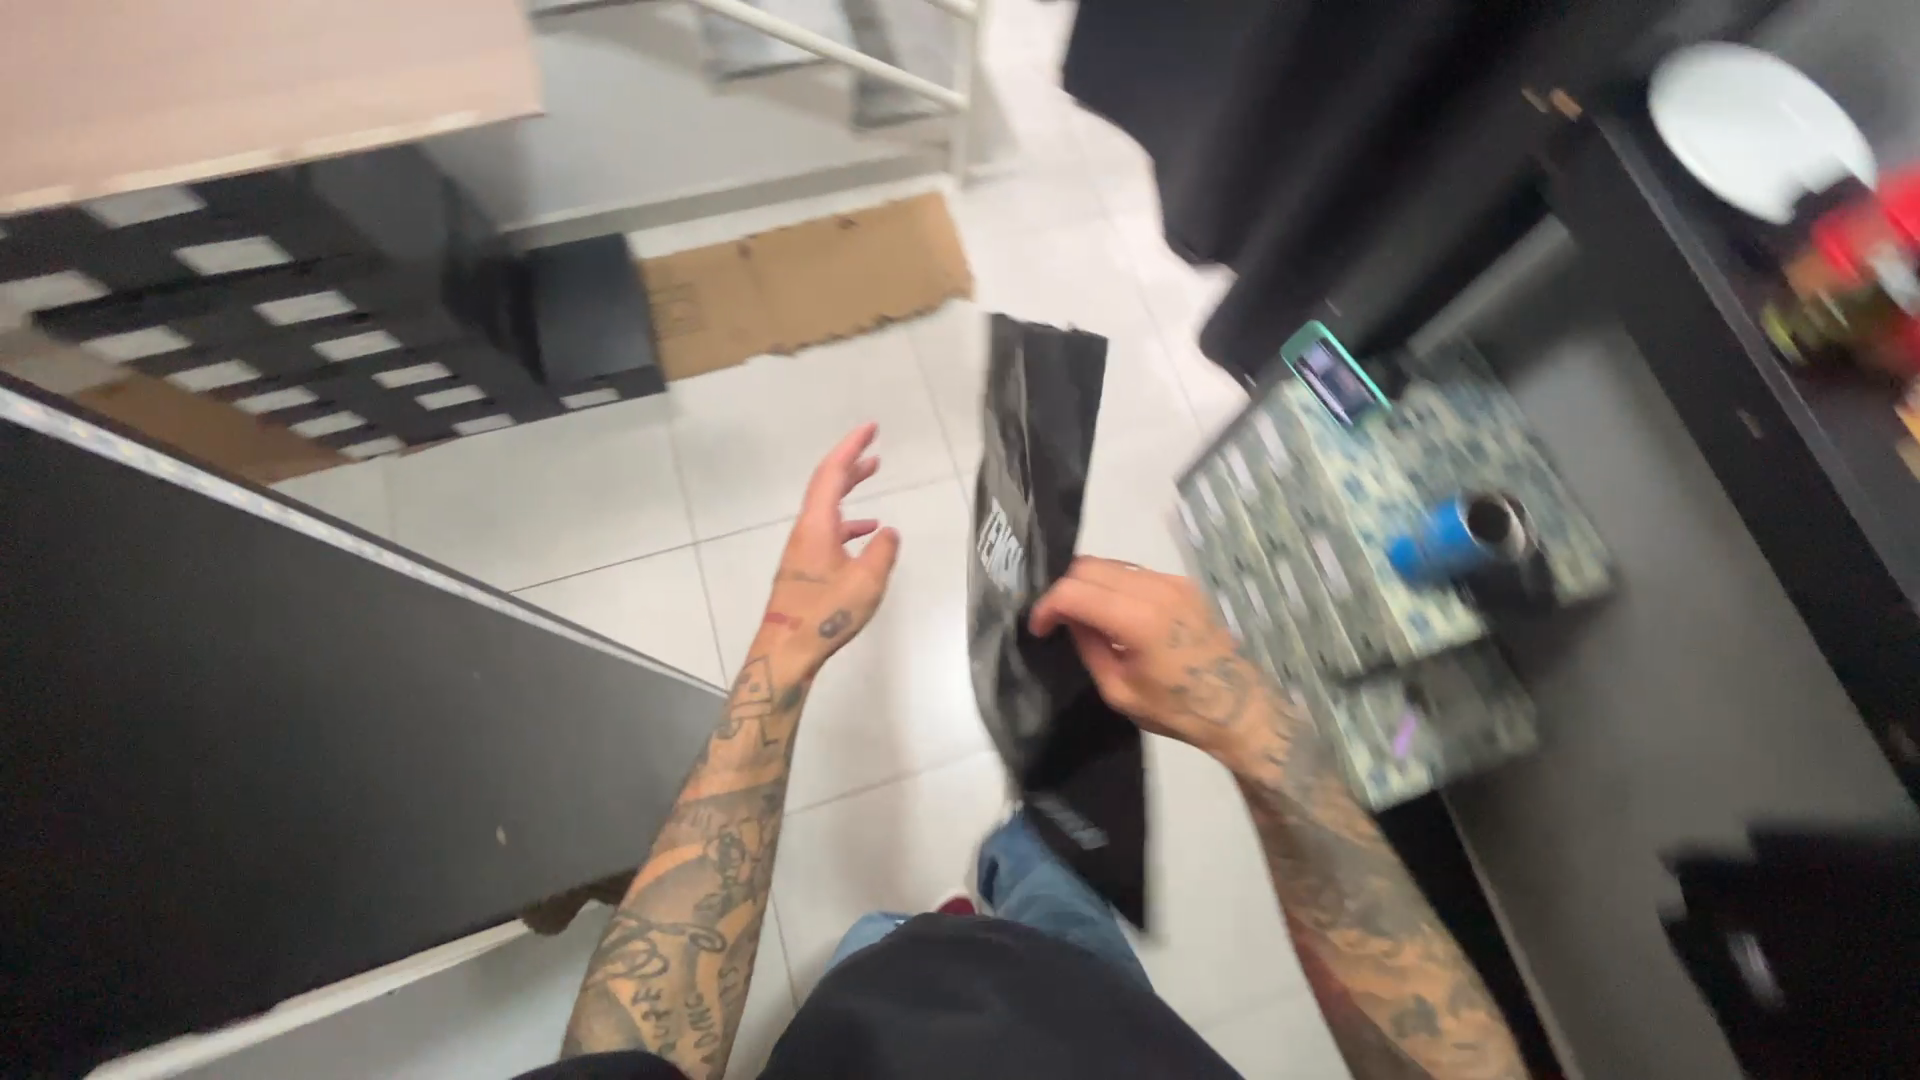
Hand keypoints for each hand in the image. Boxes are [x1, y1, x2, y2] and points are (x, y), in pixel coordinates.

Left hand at [757, 423, 901, 673]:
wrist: (785, 651)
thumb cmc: (825, 615)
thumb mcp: (867, 582)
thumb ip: (883, 552)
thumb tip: (888, 532)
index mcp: (817, 526)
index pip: (832, 472)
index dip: (852, 447)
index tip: (871, 428)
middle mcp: (805, 531)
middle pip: (826, 485)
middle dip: (851, 462)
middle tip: (873, 447)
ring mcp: (802, 550)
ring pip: (827, 508)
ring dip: (849, 490)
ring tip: (872, 477)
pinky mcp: (803, 568)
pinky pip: (828, 530)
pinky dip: (848, 522)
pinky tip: (866, 534)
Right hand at [1029, 556, 1299, 771]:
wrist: (1239, 706)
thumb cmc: (1176, 709)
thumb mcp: (1118, 690)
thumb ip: (1088, 647)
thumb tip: (1068, 619)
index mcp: (1138, 619)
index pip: (1074, 591)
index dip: (1047, 606)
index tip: (1038, 628)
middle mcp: (1155, 588)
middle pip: (1089, 567)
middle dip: (1064, 589)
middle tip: (1055, 619)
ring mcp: (1172, 581)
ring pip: (1110, 564)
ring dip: (1087, 584)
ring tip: (1080, 614)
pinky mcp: (1182, 583)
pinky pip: (1133, 572)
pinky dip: (1111, 584)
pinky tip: (1109, 611)